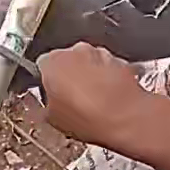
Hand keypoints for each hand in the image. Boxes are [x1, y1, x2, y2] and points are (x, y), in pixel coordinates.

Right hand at [37, 44, 169, 150]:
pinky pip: (108, 68)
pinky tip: (108, 99)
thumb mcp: (52, 119)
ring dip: (89, 76)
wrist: (127, 119)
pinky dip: (107, 79)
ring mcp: (100, 54)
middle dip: (68, 76)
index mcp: (51, 62)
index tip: (50, 95)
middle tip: (71, 100)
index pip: (41, 65)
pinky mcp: (121, 61)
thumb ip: (44, 103)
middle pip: (66, 60)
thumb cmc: (88, 118)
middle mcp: (75, 51)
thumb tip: (43, 102)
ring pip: (89, 62)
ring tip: (92, 102)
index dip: (46, 82)